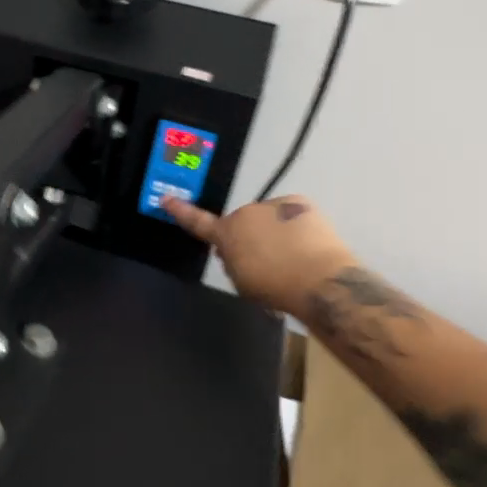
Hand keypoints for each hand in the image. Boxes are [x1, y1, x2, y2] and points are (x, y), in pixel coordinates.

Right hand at [162, 195, 354, 316]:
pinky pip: (292, 215)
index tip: (166, 199)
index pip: (198, 222)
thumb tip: (234, 251)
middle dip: (250, 238)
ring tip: (294, 258)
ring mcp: (274, 206)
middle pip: (243, 224)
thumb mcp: (242, 282)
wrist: (319, 280)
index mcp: (227, 234)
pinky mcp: (300, 203)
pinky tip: (308, 247)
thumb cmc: (275, 287)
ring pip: (269, 219)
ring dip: (275, 233)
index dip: (181, 212)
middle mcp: (246, 213)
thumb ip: (232, 262)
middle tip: (266, 262)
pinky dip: (297, 227)